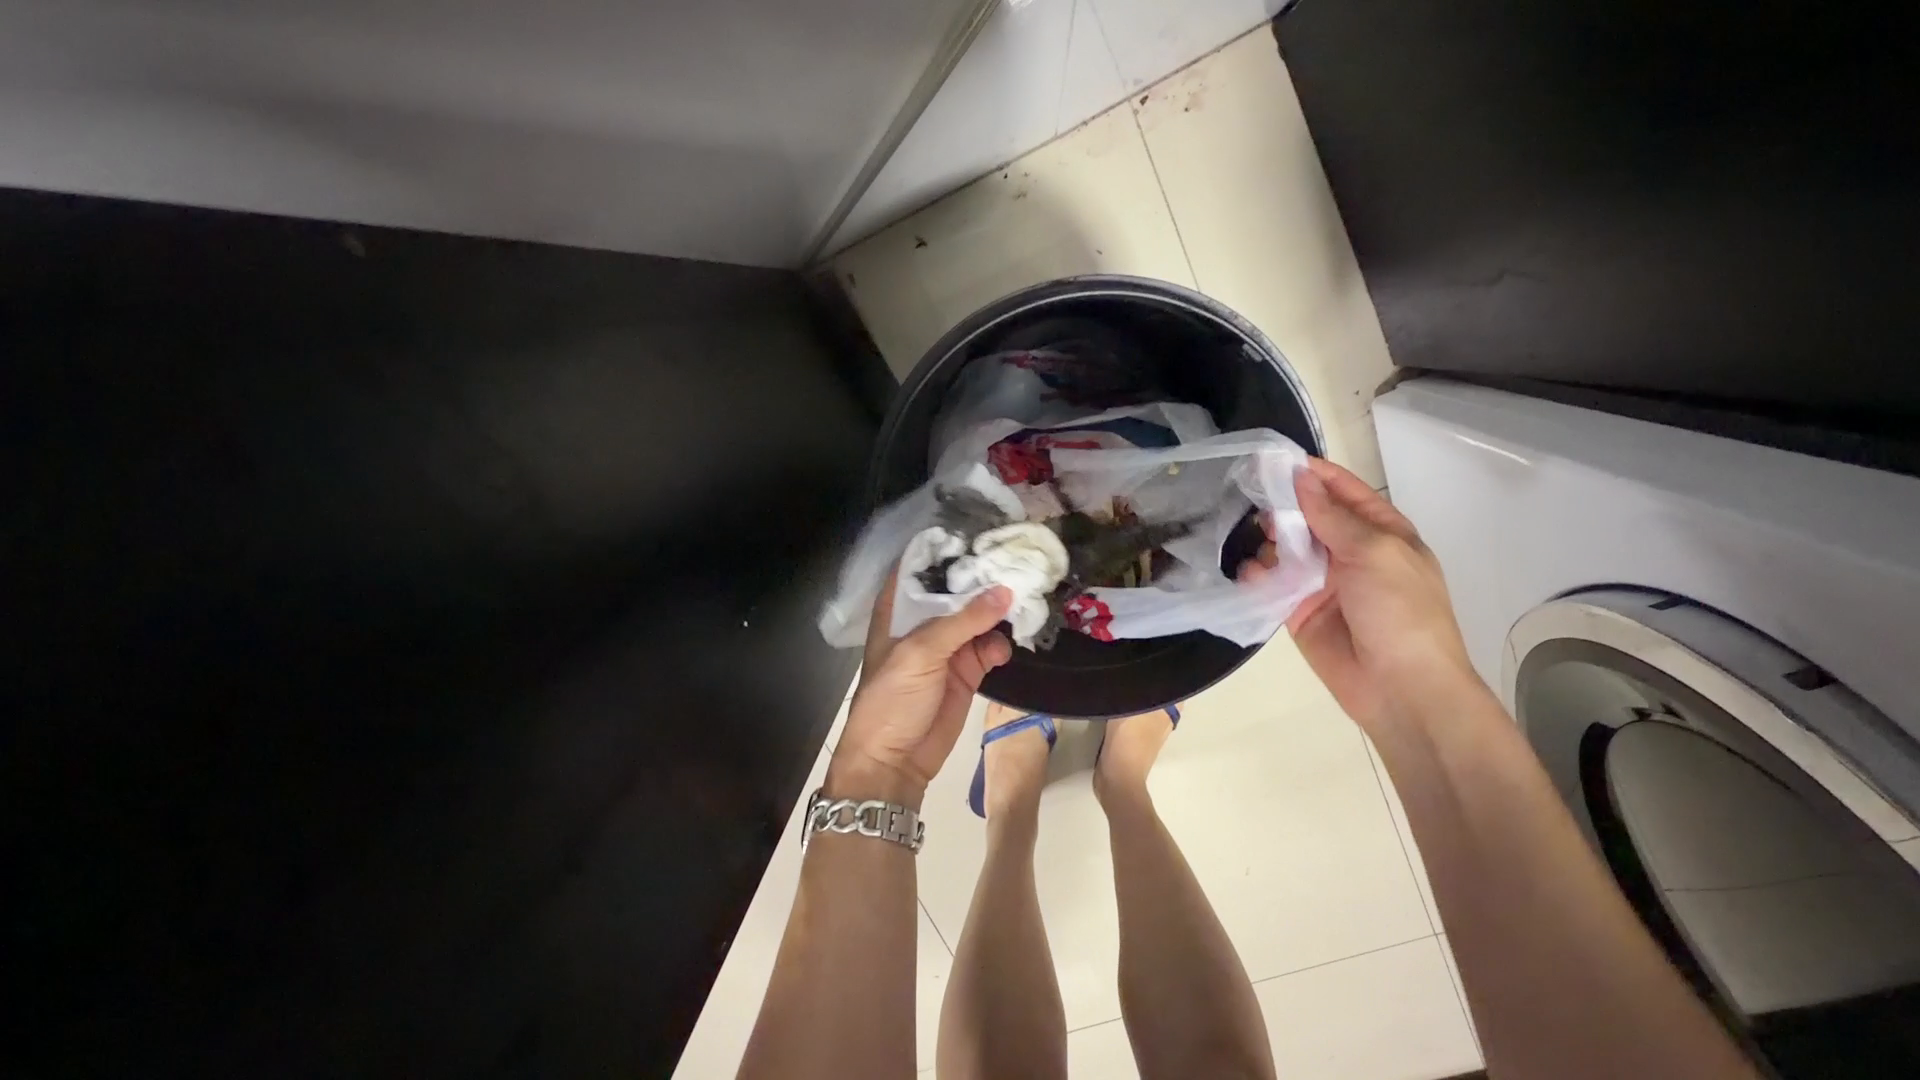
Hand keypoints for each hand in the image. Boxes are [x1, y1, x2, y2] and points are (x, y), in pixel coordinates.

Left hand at [830, 567, 1013, 803]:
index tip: (979, 528)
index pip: (921, 566)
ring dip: (999, 609)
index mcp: (899, 610)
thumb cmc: (892, 698)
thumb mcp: (922, 654)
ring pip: (979, 616)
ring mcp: (947, 647)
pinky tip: (1011, 641)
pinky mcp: (967, 670)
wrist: (895, 760)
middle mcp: (924, 621)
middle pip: (957, 589)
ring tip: (1025, 596)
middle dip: (984, 576)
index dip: (947, 547)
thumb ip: (963, 621)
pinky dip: (1003, 642)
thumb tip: (1005, 592)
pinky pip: (990, 646)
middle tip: (1017, 557)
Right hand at [1237, 458, 1479, 731]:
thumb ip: (1332, 516)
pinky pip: (1272, 586)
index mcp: (1381, 533)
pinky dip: (1257, 577)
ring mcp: (1322, 583)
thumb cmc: (1400, 611)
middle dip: (1283, 507)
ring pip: (1286, 549)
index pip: (1344, 491)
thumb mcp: (1374, 552)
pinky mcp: (1298, 612)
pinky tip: (1249, 572)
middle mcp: (1350, 553)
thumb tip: (1301, 478)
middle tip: (1254, 499)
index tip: (1275, 460)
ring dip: (1268, 540)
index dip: (1313, 474)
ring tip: (1253, 536)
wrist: (1401, 687)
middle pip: (1309, 518)